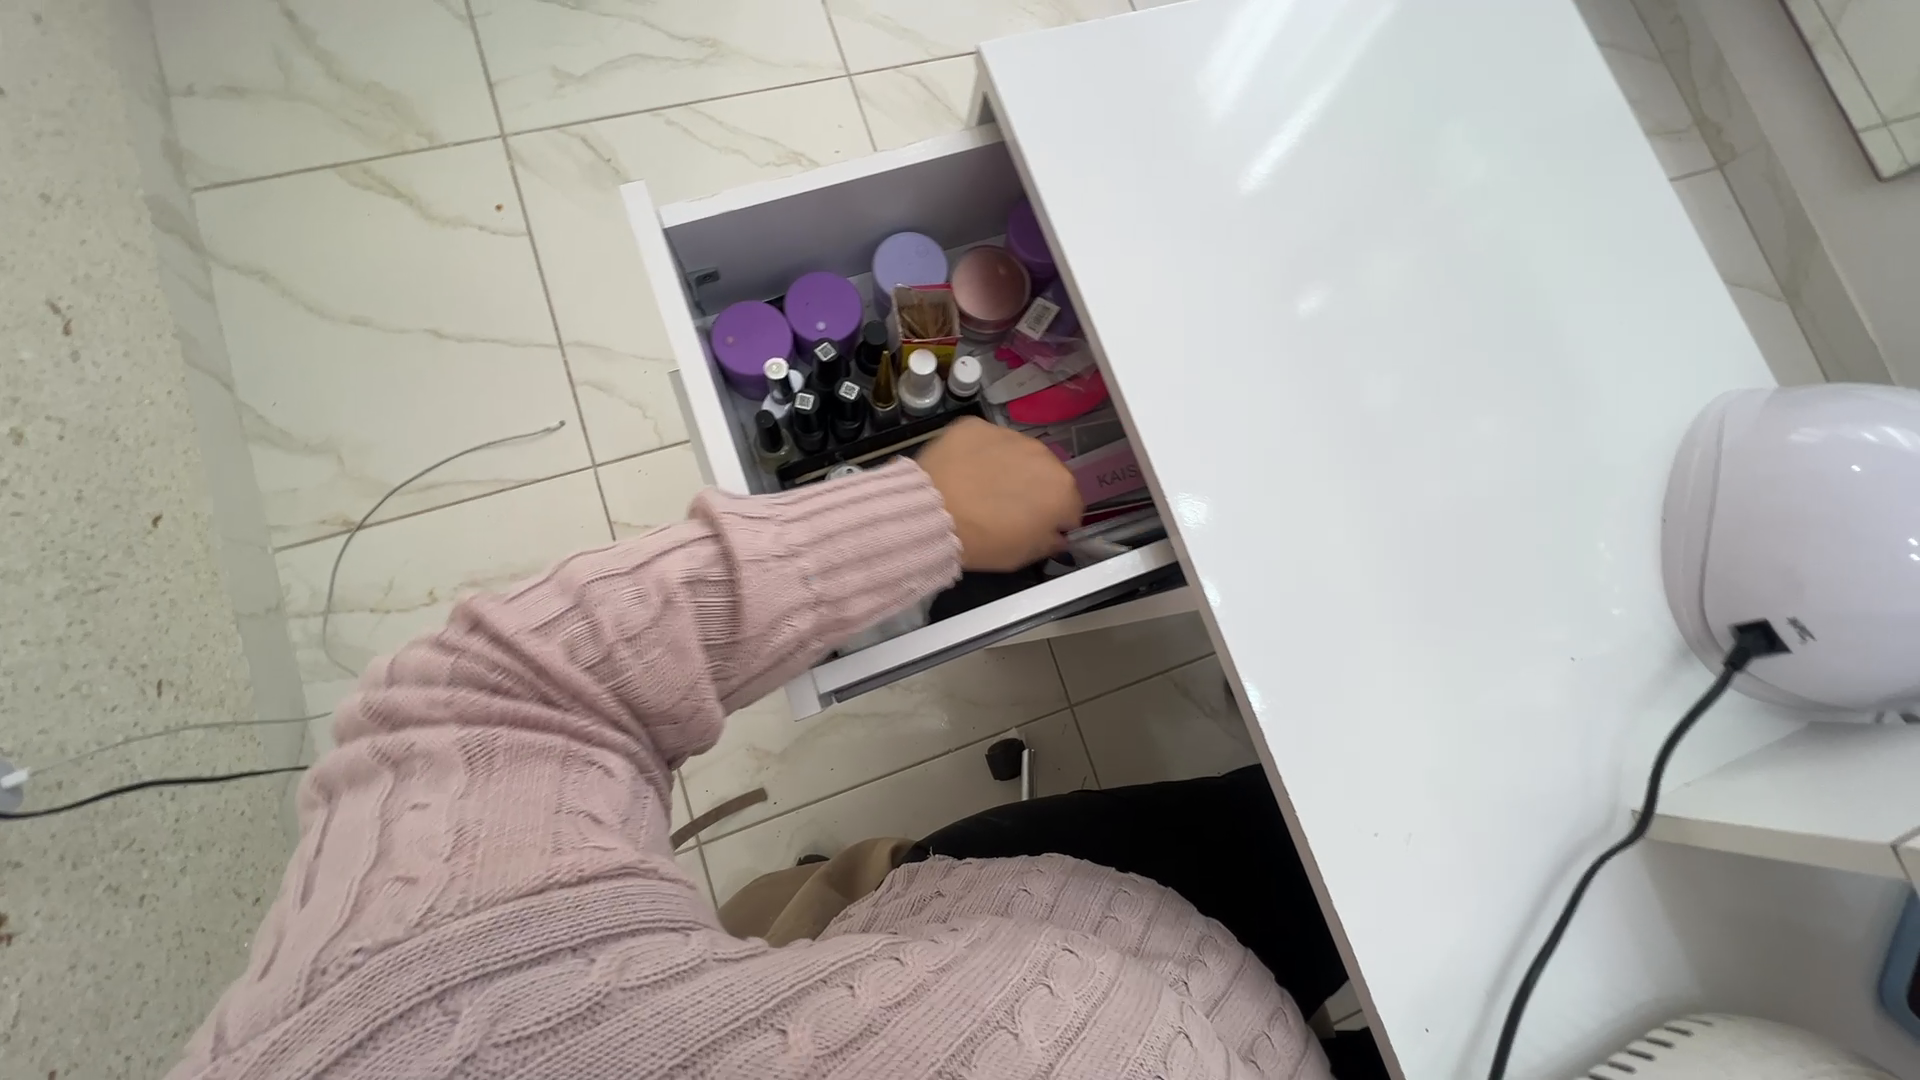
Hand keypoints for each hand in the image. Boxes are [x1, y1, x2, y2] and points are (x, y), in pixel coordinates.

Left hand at [917, 417, 1082, 571]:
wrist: (933, 513)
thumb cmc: (982, 540)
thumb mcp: (1023, 555)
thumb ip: (1049, 543)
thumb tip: (1056, 535)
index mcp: (1062, 490)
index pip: (1071, 507)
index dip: (1054, 520)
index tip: (1036, 528)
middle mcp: (1043, 456)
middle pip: (1046, 475)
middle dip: (1033, 489)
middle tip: (1005, 509)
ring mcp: (1009, 436)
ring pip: (1017, 454)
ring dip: (1008, 468)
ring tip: (981, 489)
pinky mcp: (977, 425)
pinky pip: (986, 440)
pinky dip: (979, 453)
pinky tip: (964, 472)